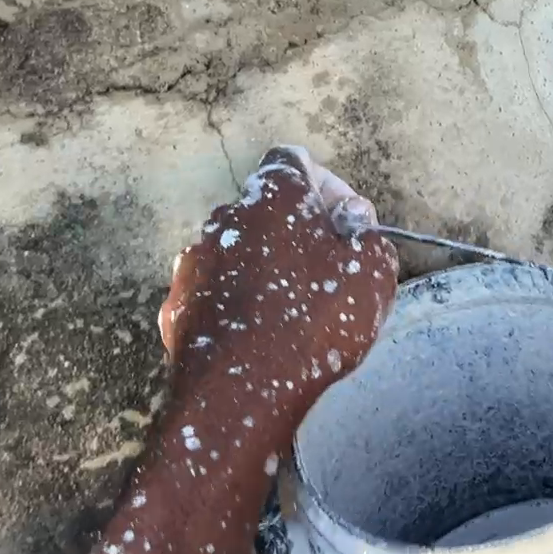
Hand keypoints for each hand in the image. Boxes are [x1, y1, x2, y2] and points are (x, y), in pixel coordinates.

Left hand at [157, 147, 397, 416]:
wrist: (242, 393)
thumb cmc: (316, 317)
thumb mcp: (374, 269)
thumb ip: (368, 233)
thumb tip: (350, 224)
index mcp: (273, 194)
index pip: (296, 160)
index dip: (329, 185)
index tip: (348, 224)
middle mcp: (225, 216)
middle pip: (268, 206)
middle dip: (301, 227)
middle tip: (332, 266)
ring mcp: (194, 262)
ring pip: (242, 249)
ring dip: (271, 264)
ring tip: (299, 307)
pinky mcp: (178, 306)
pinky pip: (220, 289)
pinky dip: (243, 300)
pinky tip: (265, 334)